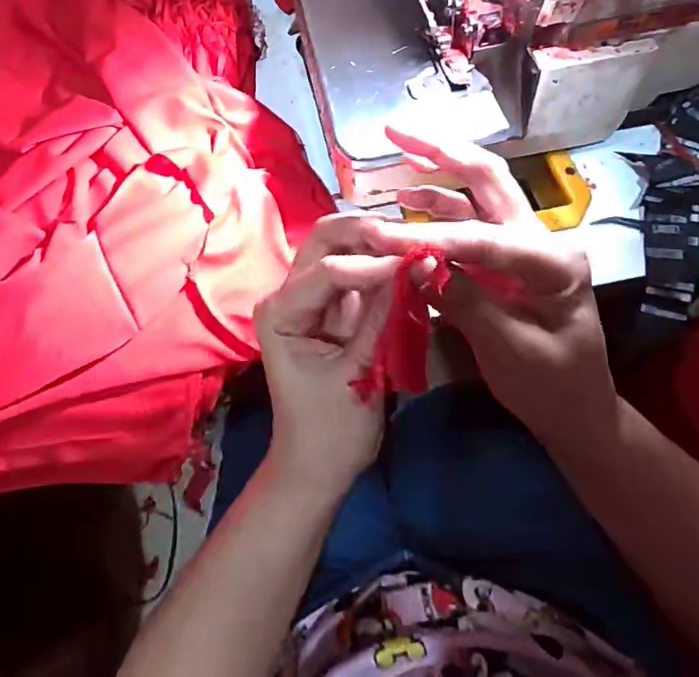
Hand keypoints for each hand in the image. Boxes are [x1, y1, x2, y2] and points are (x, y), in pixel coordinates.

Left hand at [255, 218, 401, 496]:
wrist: (317, 465)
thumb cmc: (330, 431)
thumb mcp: (361, 374)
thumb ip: (386, 316)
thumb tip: (419, 264)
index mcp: (280, 310)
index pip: (329, 270)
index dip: (375, 265)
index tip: (419, 262)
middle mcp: (287, 292)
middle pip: (327, 238)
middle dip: (370, 232)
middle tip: (415, 239)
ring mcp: (309, 294)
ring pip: (340, 244)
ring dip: (377, 239)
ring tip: (417, 243)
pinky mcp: (332, 303)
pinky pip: (356, 266)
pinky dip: (381, 259)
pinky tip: (409, 258)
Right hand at [383, 126, 622, 447]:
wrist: (577, 410)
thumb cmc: (554, 385)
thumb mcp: (512, 351)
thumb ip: (465, 301)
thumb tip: (412, 261)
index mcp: (555, 260)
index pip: (484, 238)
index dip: (428, 237)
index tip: (378, 236)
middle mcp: (540, 238)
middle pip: (488, 178)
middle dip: (441, 150)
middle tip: (395, 130)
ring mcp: (521, 243)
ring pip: (476, 192)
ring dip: (435, 173)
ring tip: (396, 159)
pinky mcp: (503, 256)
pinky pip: (466, 221)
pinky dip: (436, 207)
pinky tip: (409, 200)